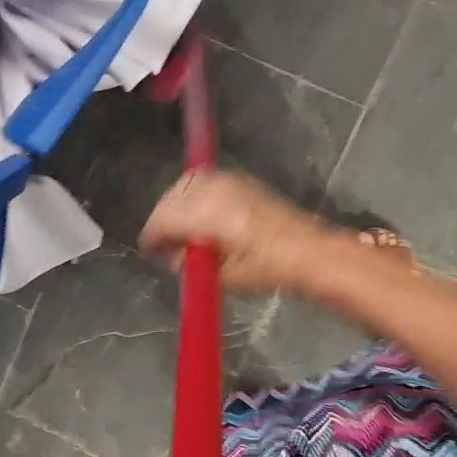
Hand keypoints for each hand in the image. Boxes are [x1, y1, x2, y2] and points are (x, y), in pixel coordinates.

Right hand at [139, 170, 340, 292]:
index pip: (165, 218)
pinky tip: (198, 215)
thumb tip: (172, 257)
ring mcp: (227, 181)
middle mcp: (213, 190)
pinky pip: (203, 182)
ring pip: (185, 186)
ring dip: (176, 205)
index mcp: (207, 214)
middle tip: (162, 242)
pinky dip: (192, 195)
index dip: (152, 235)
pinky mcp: (239, 180)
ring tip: (178, 229)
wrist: (307, 250)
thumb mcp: (223, 276)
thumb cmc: (266, 268)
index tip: (149, 249)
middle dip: (162, 218)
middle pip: (172, 198)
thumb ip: (190, 264)